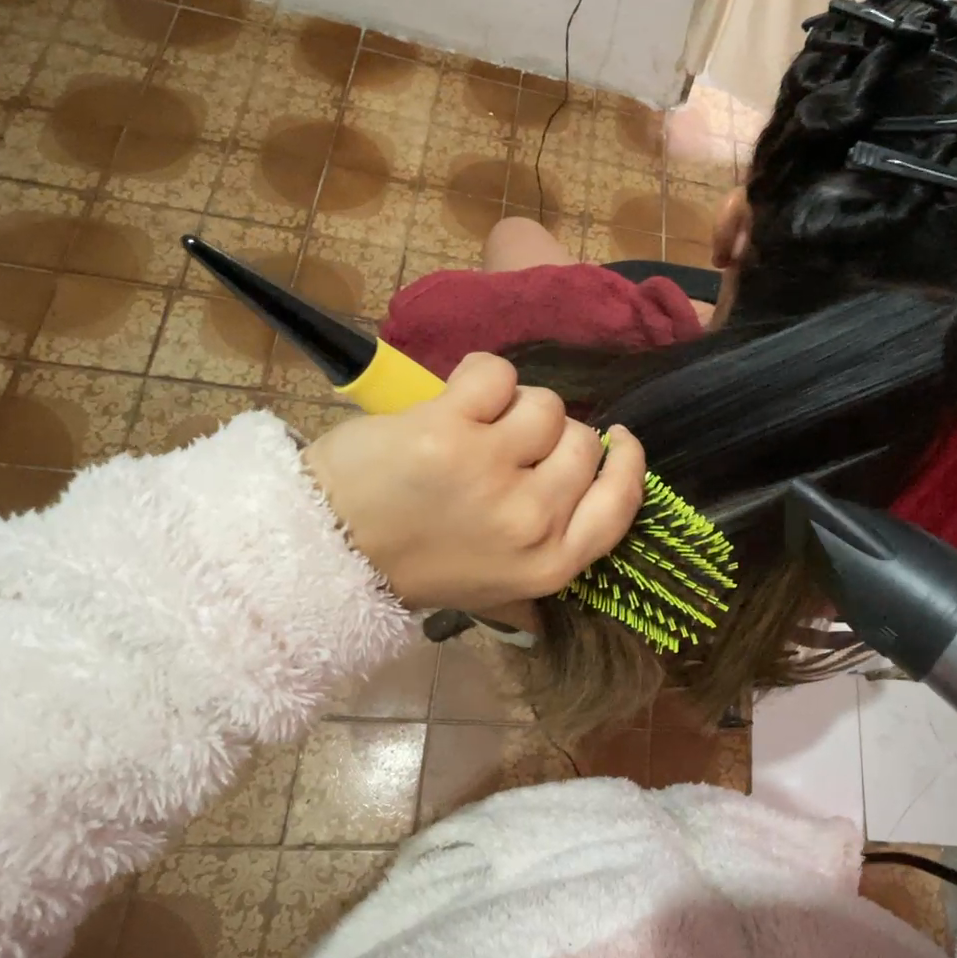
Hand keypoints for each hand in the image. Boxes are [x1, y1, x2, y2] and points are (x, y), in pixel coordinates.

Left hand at [302, 353, 645, 612]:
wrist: (329, 548)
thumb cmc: (419, 564)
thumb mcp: (502, 583)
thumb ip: (555, 546)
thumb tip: (603, 486)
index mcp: (548, 563)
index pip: (619, 503)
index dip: (626, 463)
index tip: (619, 440)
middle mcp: (531, 520)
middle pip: (584, 443)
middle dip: (550, 438)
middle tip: (508, 448)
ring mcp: (491, 470)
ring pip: (544, 404)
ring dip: (513, 407)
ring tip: (474, 427)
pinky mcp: (449, 426)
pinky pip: (498, 374)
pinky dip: (481, 377)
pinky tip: (454, 401)